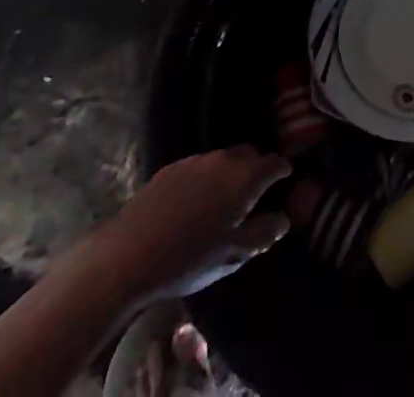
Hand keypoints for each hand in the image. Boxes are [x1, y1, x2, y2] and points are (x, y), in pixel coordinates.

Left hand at [97, 145, 292, 300]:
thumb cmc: (189, 258)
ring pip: (222, 159)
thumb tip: (282, 219)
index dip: (283, 170)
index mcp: (244, 178)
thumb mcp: (234, 255)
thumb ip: (264, 233)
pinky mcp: (169, 169)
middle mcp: (222, 161)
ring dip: (230, 173)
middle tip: (257, 192)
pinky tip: (197, 203)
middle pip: (248, 154)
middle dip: (257, 168)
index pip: (273, 163)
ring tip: (226, 199)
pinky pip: (199, 167)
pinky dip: (206, 178)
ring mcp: (193, 162)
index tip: (286, 179)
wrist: (127, 255)